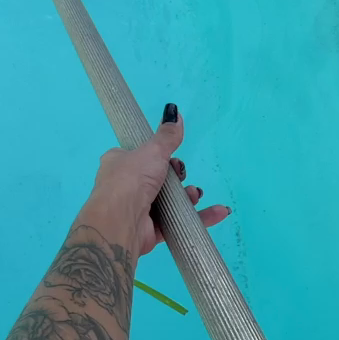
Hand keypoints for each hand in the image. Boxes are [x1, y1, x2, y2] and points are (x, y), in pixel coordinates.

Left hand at [79, 104, 229, 255]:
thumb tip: (174, 109)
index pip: (142, 156)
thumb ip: (167, 136)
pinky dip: (199, 217)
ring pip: (169, 200)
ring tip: (195, 194)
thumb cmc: (132, 178)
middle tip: (182, 176)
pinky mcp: (150, 230)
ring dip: (188, 197)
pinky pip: (179, 222)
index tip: (173, 158)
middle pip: (158, 178)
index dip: (161, 156)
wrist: (121, 220)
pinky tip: (219, 212)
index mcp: (119, 162)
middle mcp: (125, 185)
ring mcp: (137, 208)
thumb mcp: (152, 150)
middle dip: (177, 177)